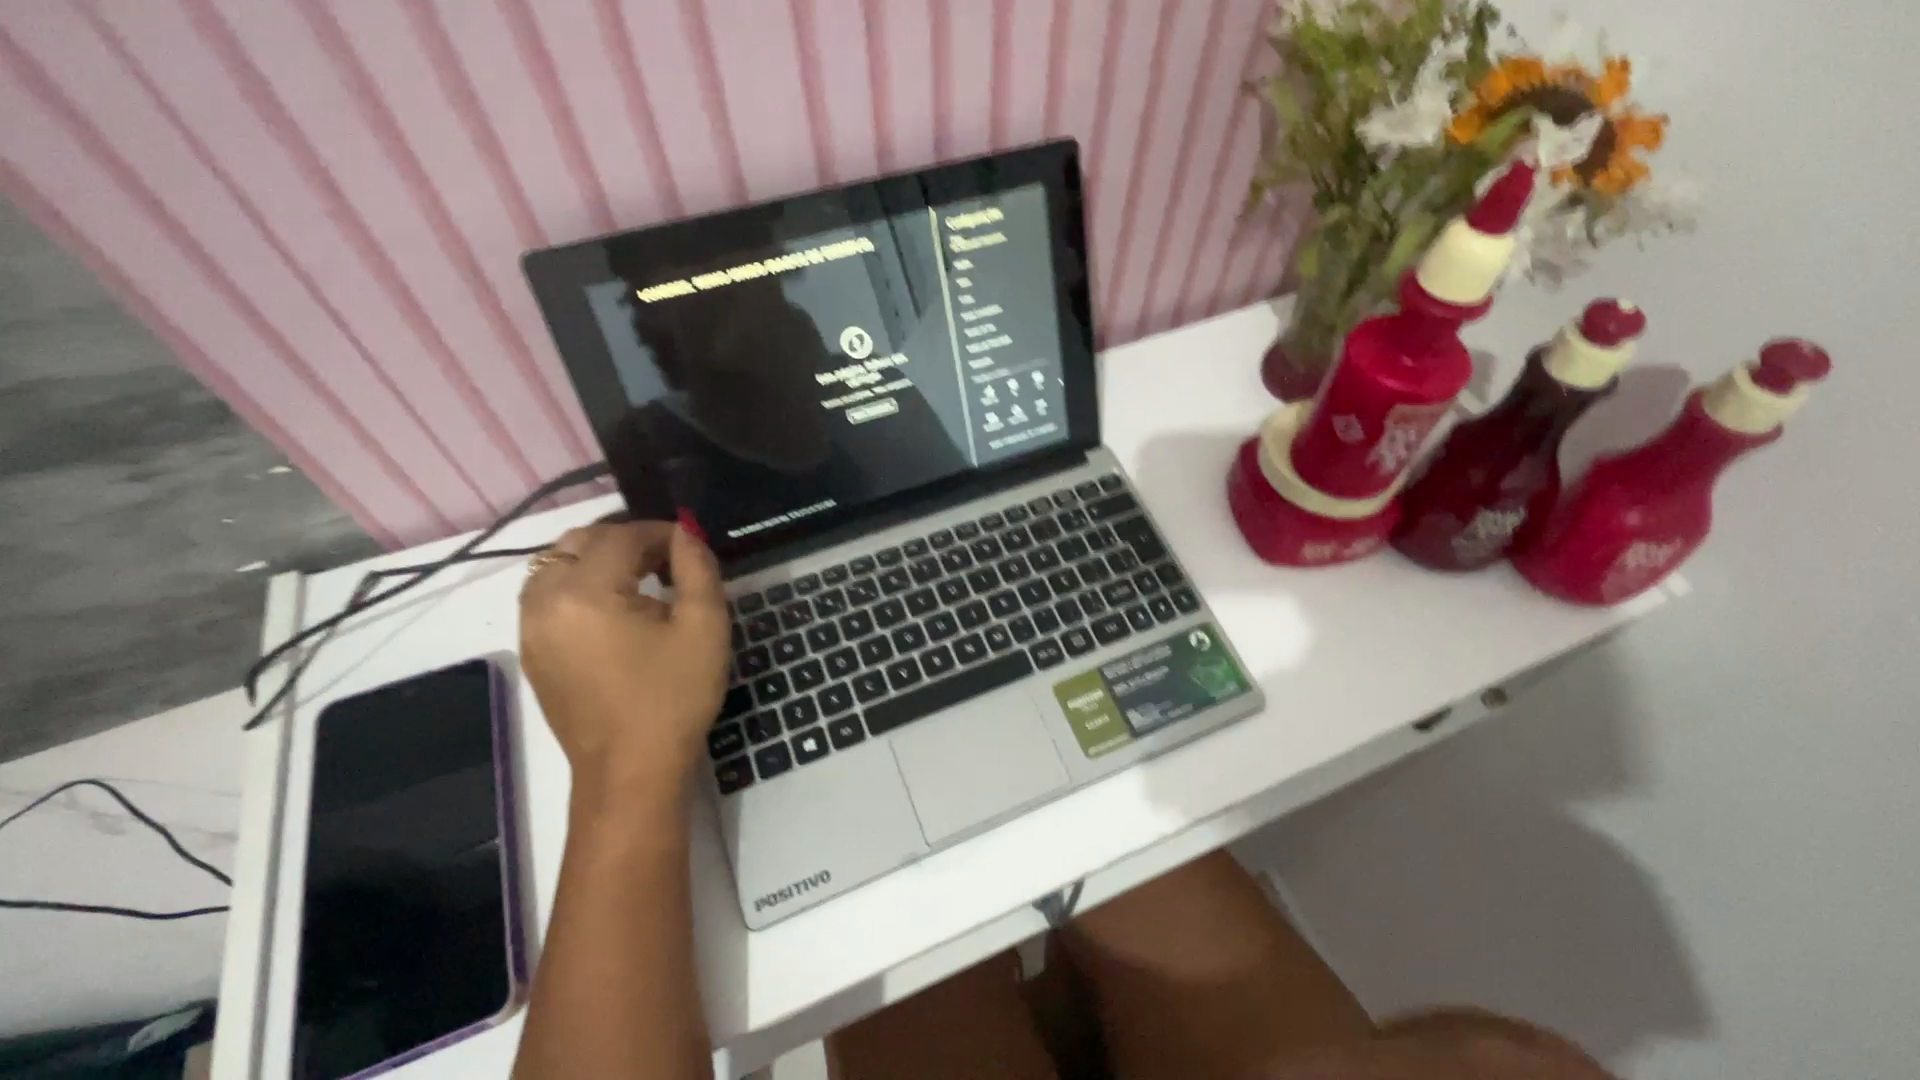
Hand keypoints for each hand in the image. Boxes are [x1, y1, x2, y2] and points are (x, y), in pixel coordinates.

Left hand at [519, 521, 729, 811]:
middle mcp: (545, 601)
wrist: (631, 772)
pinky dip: (577, 585)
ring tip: (639, 581)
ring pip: (556, 565)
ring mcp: (530, 628)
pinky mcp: (531, 652)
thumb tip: (686, 531)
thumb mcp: (704, 627)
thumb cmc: (673, 698)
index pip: (621, 536)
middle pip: (581, 541)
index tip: (691, 548)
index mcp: (585, 592)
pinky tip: (613, 609)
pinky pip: (547, 595)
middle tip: (668, 562)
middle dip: (627, 541)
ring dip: (597, 560)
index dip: (660, 533)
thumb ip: (696, 567)